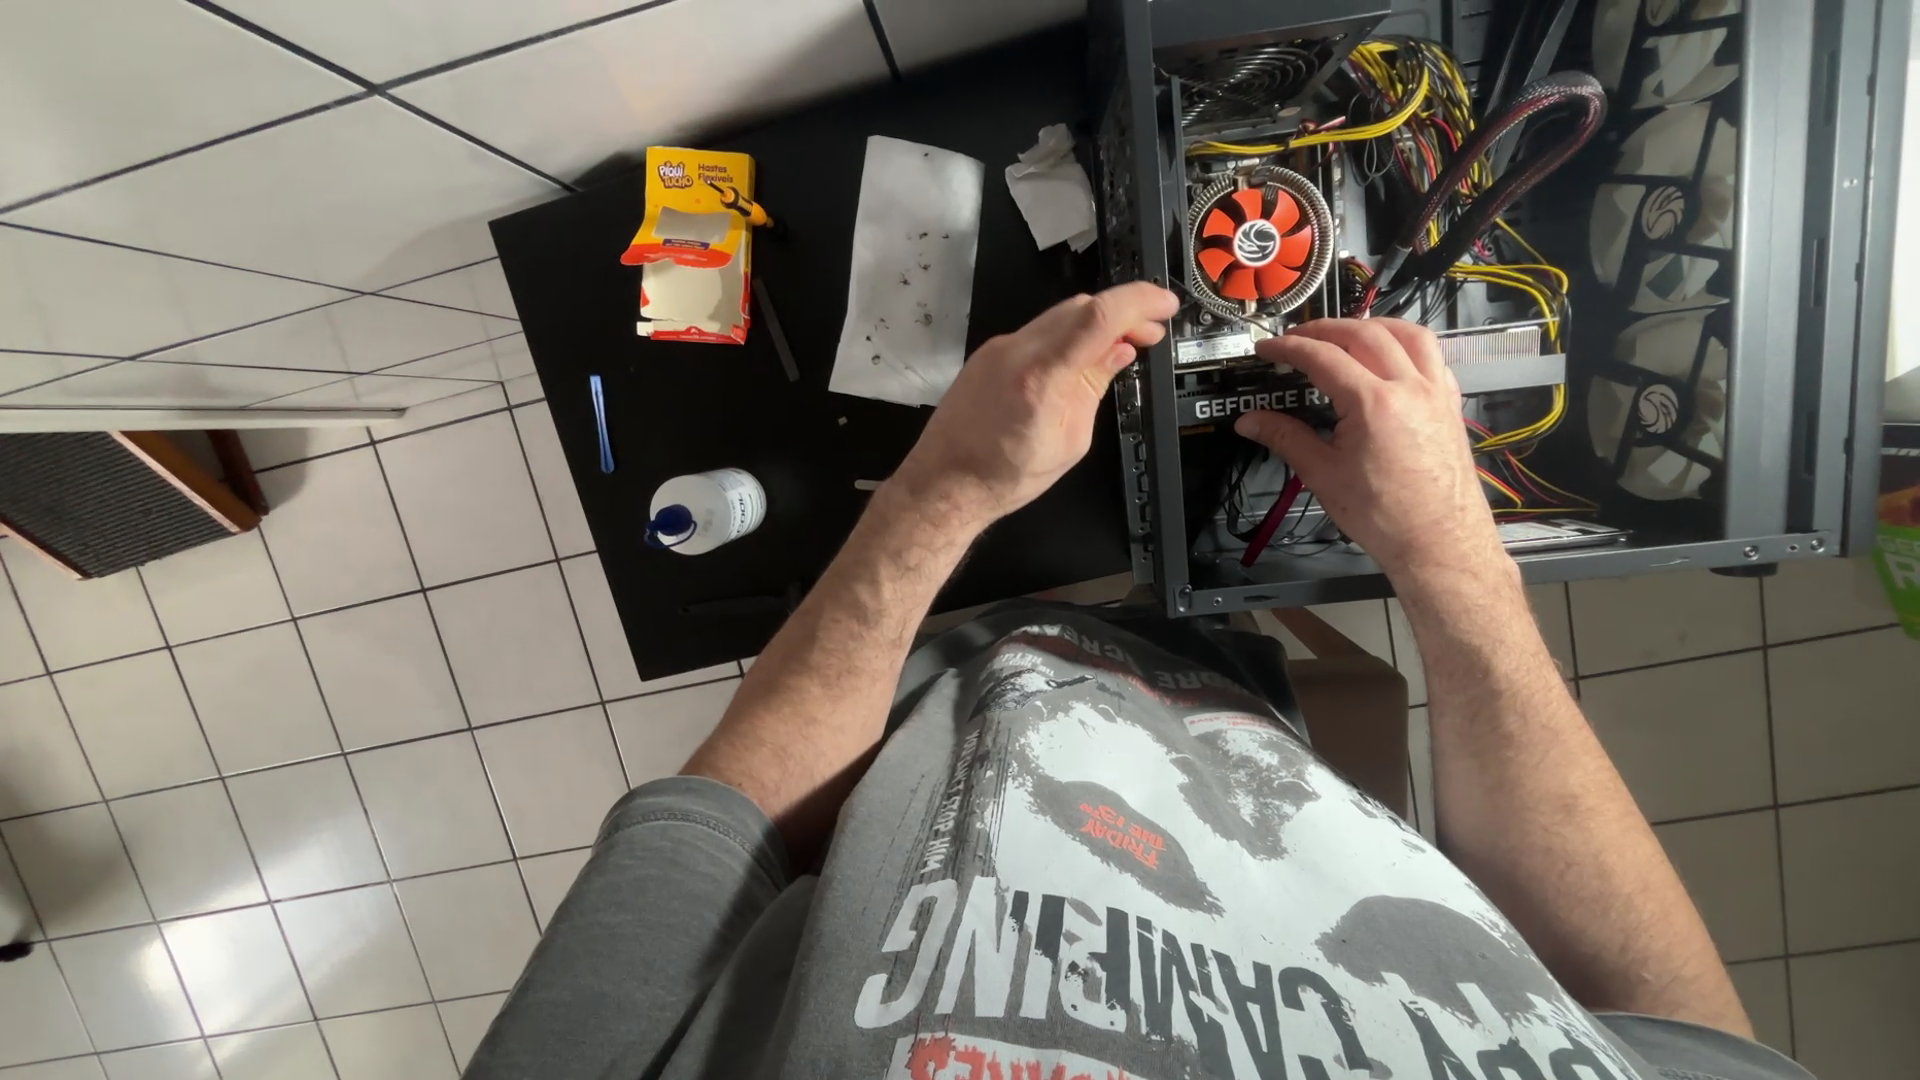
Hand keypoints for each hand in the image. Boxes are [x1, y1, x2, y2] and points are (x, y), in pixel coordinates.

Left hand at [893, 283, 1177, 525]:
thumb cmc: (1003, 476)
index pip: (1098, 316)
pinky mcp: (988, 354)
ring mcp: (998, 349)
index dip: (1139, 301)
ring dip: (1095, 322)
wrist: (944, 481)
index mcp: (1042, 379)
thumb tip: (1119, 354)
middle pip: (1081, 306)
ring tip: (1120, 346)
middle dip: (1123, 312)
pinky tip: (1080, 357)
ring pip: (1059, 315)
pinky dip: (1067, 335)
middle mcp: (1016, 352)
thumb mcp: (1069, 442)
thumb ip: (1093, 389)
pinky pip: (1037, 332)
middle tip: (1149, 333)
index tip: (1165, 305)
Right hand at [1232, 318, 1504, 582]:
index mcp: (1374, 404)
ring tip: (1342, 333)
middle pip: (1364, 333)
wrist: (1437, 541)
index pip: (1323, 357)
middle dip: (1324, 329)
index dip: (1289, 348)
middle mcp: (1410, 388)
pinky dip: (1403, 343)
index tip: (1269, 349)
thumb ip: (1285, 437)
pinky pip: (1431, 354)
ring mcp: (1435, 392)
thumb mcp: (1322, 474)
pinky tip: (1387, 356)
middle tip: (1295, 338)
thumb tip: (1252, 421)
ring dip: (1369, 325)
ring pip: (1406, 333)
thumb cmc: (1386, 515)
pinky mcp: (1449, 403)